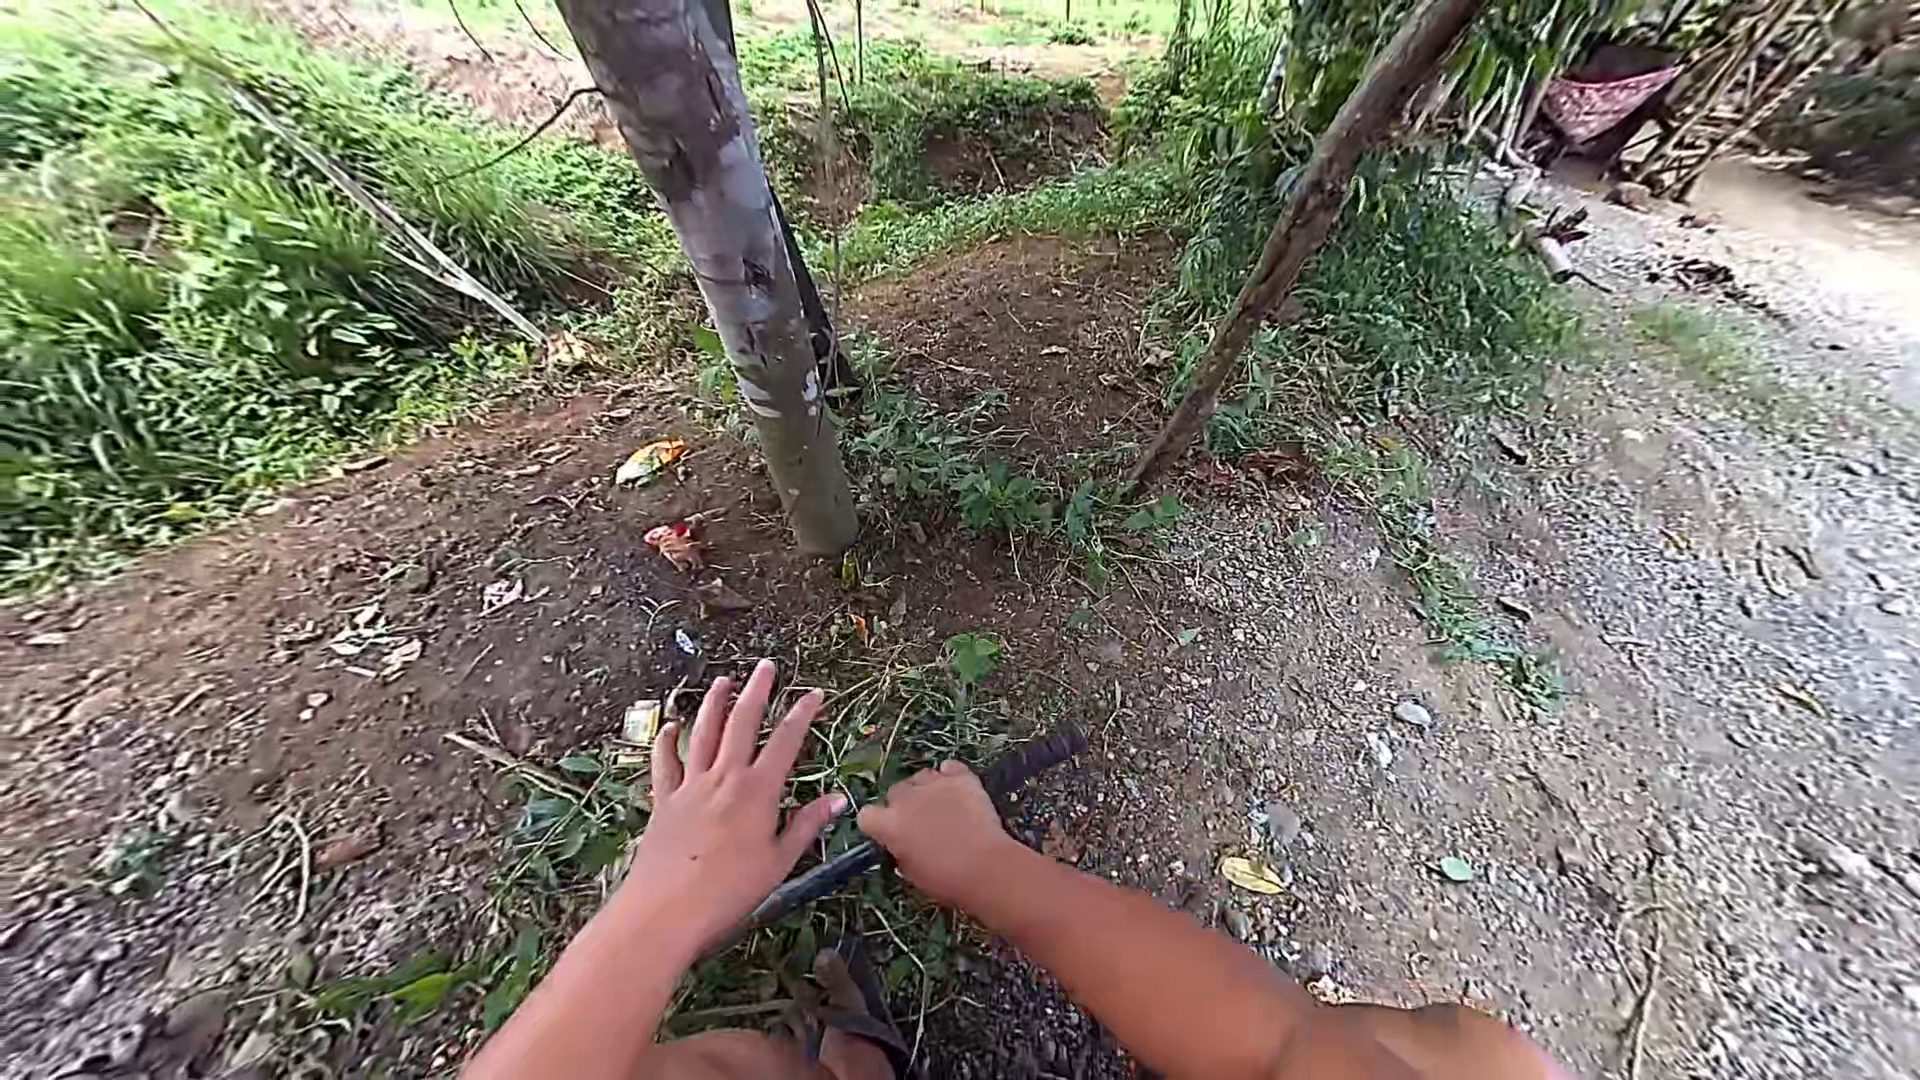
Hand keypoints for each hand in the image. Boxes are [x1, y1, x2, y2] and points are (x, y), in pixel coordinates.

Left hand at [614, 659, 844, 956]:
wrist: (661, 915)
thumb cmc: (728, 892)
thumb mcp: (779, 863)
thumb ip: (807, 825)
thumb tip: (839, 799)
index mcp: (757, 790)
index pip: (785, 741)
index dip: (802, 713)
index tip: (814, 693)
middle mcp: (725, 777)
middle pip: (742, 723)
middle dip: (756, 691)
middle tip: (765, 667)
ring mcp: (691, 786)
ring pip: (704, 733)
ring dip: (715, 703)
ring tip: (723, 680)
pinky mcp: (664, 801)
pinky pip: (665, 764)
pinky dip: (667, 742)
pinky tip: (671, 727)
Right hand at [857, 760, 1022, 906]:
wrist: (985, 867)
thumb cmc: (946, 880)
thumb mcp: (912, 873)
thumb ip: (900, 851)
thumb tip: (902, 843)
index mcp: (890, 824)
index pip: (867, 815)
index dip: (876, 824)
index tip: (887, 832)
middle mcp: (907, 798)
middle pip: (895, 791)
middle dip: (902, 804)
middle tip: (918, 821)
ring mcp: (934, 784)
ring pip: (921, 776)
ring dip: (925, 788)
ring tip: (941, 805)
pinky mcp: (960, 777)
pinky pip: (949, 767)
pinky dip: (950, 775)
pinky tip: (957, 789)